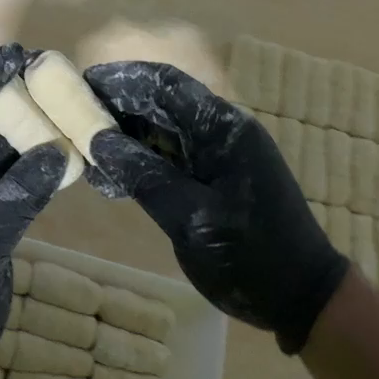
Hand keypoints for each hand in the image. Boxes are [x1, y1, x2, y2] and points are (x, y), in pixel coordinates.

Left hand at [0, 44, 67, 378]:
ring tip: (66, 102)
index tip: (12, 54)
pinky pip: (15, 179)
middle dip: (11, 99)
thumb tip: (55, 152)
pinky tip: (69, 151)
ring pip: (2, 151)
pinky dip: (40, 167)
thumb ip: (14, 200)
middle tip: (47, 70)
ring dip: (31, 131)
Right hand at [83, 61, 348, 352]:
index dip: (122, 79)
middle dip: (117, 107)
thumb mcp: (194, 220)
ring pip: (163, 129)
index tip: (82, 85)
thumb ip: (146, 177)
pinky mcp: (214, 176)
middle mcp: (220, 130)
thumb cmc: (253, 256)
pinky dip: (142, 158)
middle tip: (74, 120)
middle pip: (160, 102)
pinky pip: (172, 154)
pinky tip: (112, 174)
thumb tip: (98, 140)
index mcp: (223, 128)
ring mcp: (218, 153)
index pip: (165, 83)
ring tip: (86, 149)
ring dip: (126, 135)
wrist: (305, 299)